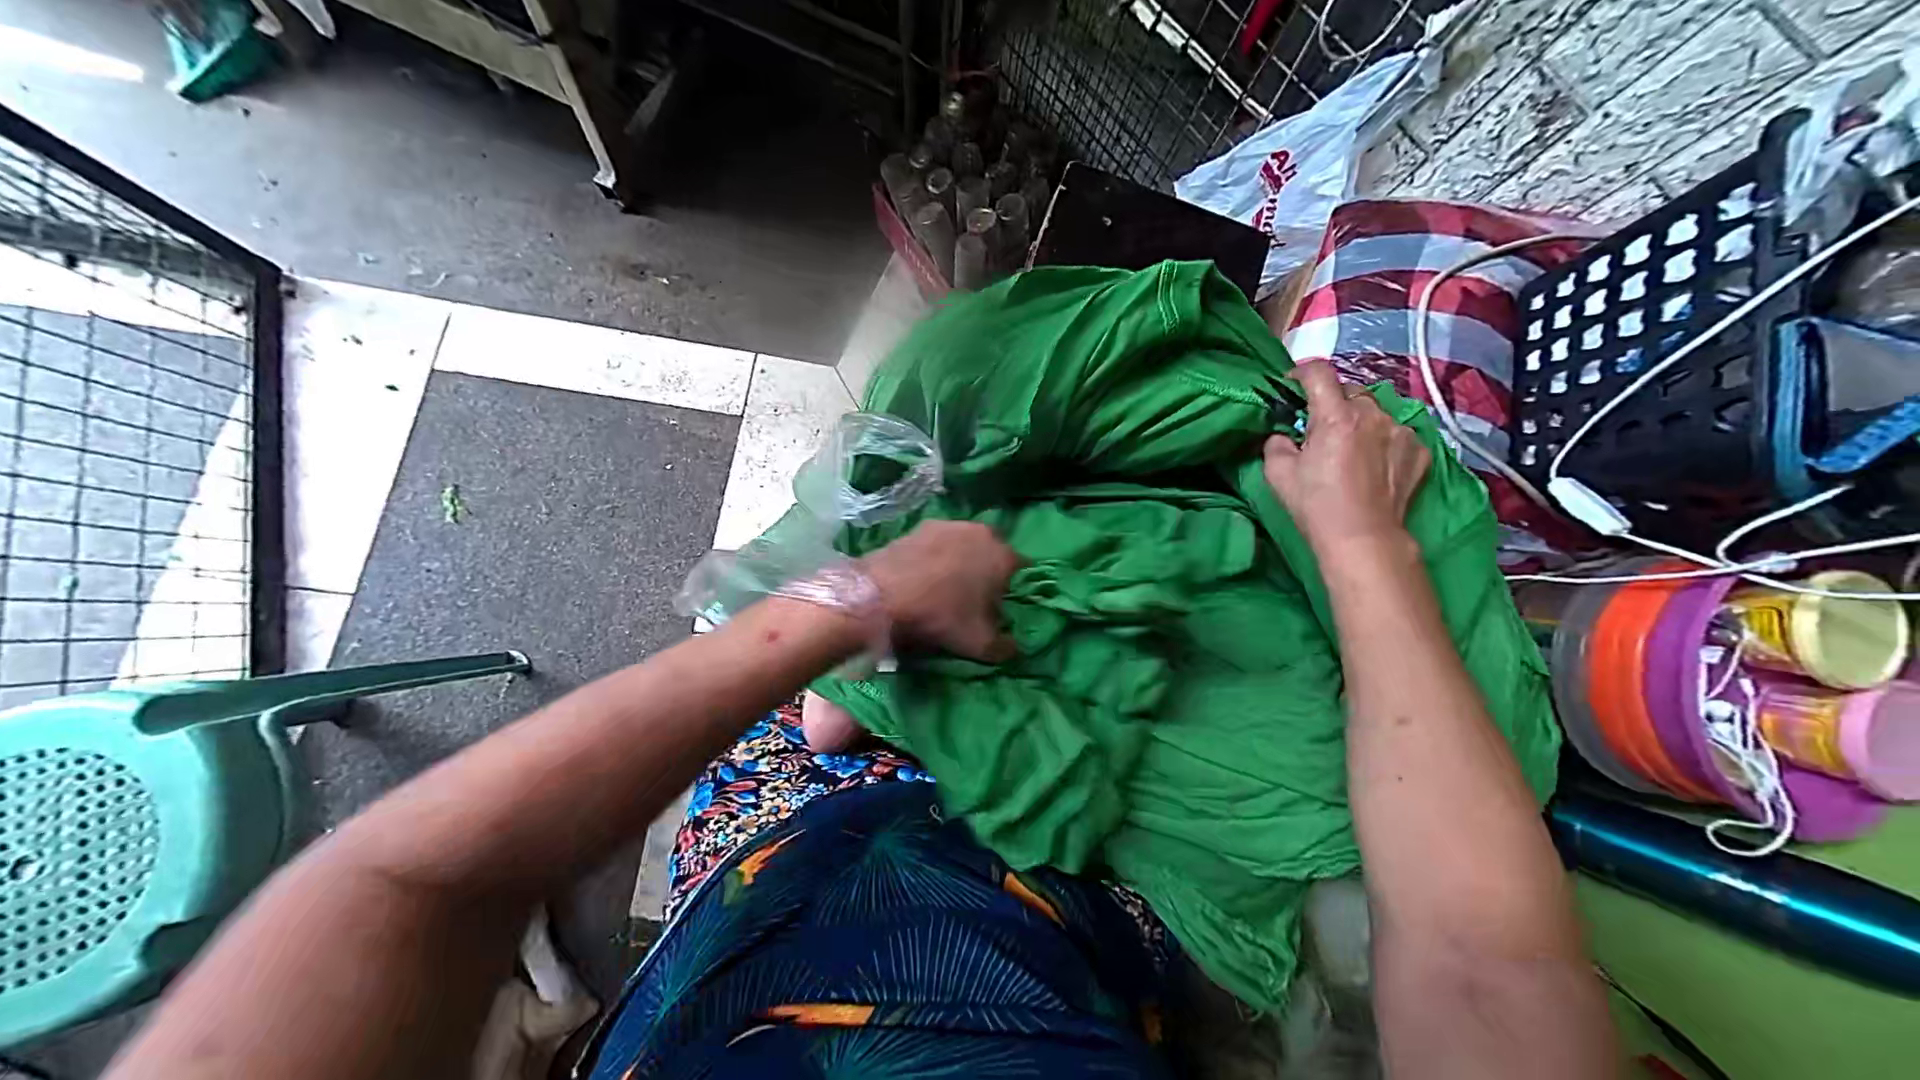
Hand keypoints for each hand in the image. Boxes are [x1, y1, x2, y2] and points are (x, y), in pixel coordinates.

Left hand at [860, 520, 1019, 662]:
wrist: (881, 594)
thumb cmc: (941, 615)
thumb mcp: (979, 643)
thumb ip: (1005, 647)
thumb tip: (1014, 648)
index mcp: (1003, 556)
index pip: (1021, 569)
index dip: (1010, 589)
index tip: (998, 605)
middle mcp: (981, 532)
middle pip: (992, 552)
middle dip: (987, 570)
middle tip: (972, 595)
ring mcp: (949, 524)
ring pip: (965, 544)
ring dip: (961, 560)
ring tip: (945, 585)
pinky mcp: (920, 526)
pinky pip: (937, 543)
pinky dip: (935, 556)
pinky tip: (923, 575)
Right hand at [1263, 361, 1430, 554]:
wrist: (1363, 537)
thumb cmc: (1315, 505)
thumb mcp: (1278, 473)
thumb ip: (1276, 442)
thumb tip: (1283, 434)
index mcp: (1335, 416)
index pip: (1319, 373)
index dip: (1301, 373)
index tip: (1292, 386)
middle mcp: (1372, 415)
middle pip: (1349, 393)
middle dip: (1332, 405)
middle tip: (1319, 430)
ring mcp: (1401, 431)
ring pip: (1374, 412)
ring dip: (1359, 422)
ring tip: (1349, 448)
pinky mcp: (1420, 450)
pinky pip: (1395, 433)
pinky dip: (1381, 441)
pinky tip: (1373, 463)